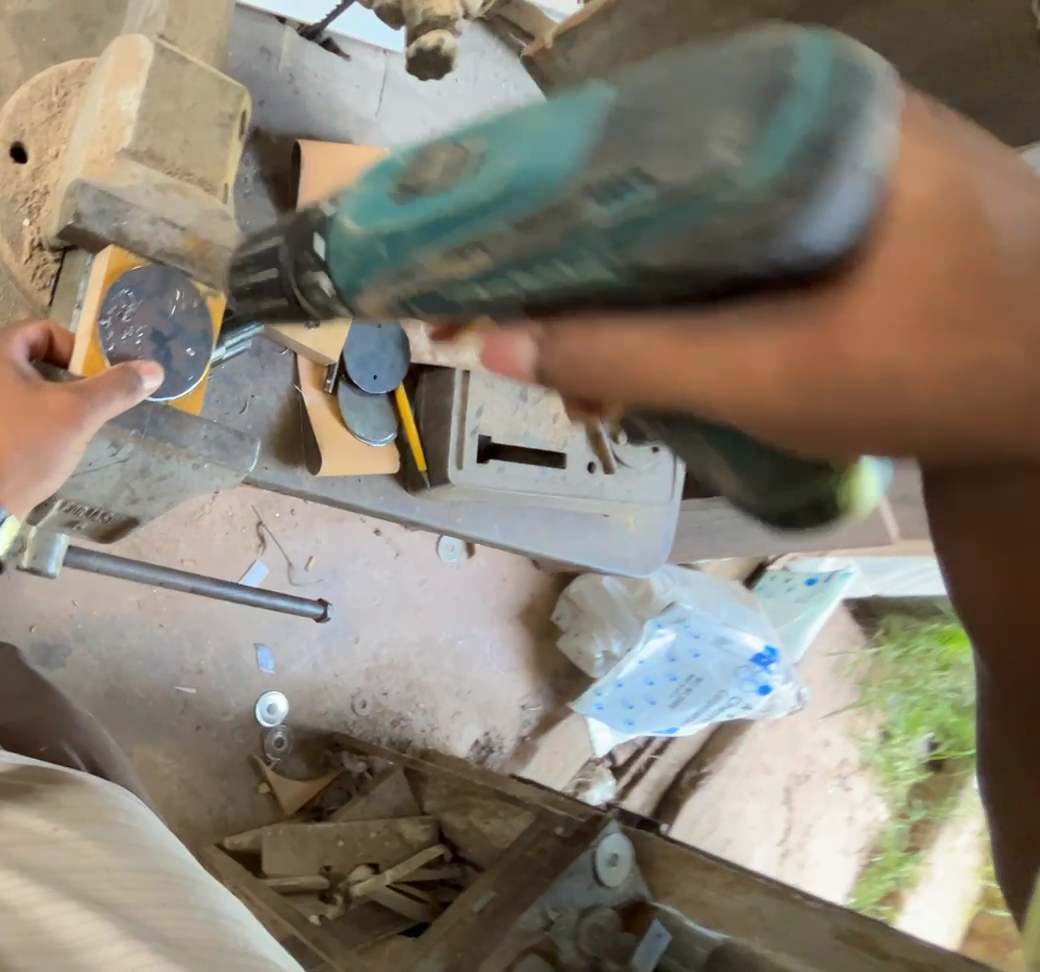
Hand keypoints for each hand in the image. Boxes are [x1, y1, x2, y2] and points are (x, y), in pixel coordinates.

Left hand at [0, 320, 162, 515]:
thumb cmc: (23, 450)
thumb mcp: (77, 415)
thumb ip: (115, 388)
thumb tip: (154, 369)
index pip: (45, 332)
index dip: (77, 354)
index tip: (94, 383)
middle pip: (30, 360)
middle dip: (63, 383)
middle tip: (84, 410)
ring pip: (17, 388)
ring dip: (46, 404)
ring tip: (64, 432)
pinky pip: (0, 412)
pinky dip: (24, 422)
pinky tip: (38, 448)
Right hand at [475, 93, 1039, 465]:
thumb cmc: (952, 372)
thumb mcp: (771, 375)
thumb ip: (628, 358)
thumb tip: (491, 346)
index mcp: (810, 126)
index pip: (630, 142)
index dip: (538, 204)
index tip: (477, 260)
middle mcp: (799, 138)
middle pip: (628, 197)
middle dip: (559, 279)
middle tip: (502, 335)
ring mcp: (799, 191)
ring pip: (652, 242)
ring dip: (596, 315)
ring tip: (572, 387)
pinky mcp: (798, 240)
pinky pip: (687, 272)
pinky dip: (643, 323)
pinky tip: (624, 380)